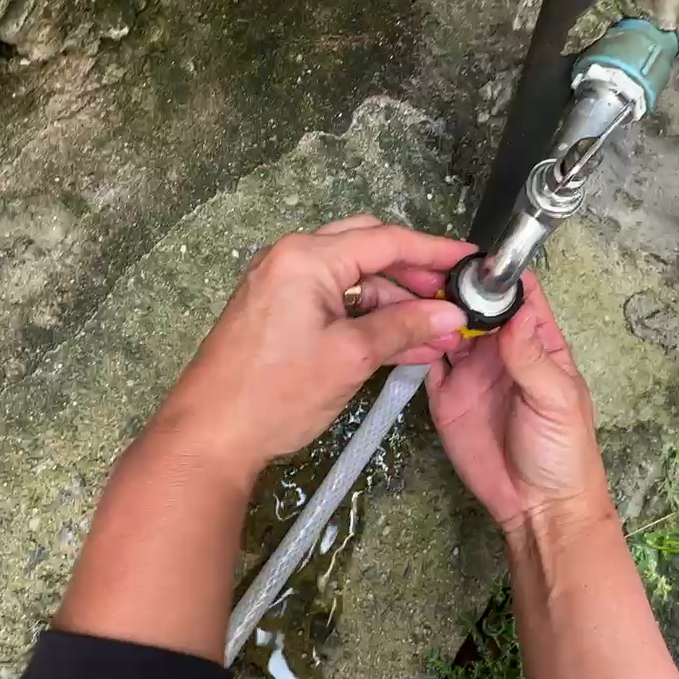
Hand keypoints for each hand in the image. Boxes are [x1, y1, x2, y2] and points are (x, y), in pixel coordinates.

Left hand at [153, 215, 473, 470]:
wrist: (209, 437)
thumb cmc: (276, 392)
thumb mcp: (351, 356)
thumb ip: (404, 327)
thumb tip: (451, 314)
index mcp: (306, 257)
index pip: (384, 241)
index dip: (433, 250)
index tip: (470, 260)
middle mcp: (292, 260)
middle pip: (369, 251)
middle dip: (414, 274)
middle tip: (452, 296)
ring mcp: (284, 286)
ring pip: (354, 282)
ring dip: (395, 304)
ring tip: (439, 333)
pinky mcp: (281, 314)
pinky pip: (336, 304)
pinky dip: (369, 320)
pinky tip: (405, 344)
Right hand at [425, 272, 611, 533]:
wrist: (536, 508)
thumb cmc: (563, 451)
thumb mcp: (557, 400)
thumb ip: (532, 357)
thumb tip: (516, 310)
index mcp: (536, 342)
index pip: (520, 296)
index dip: (500, 273)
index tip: (472, 255)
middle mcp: (500, 349)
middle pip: (476, 305)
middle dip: (455, 285)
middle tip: (424, 266)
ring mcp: (470, 370)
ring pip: (447, 327)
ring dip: (430, 309)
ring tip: (404, 287)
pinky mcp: (445, 395)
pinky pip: (427, 362)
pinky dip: (414, 343)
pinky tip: (399, 326)